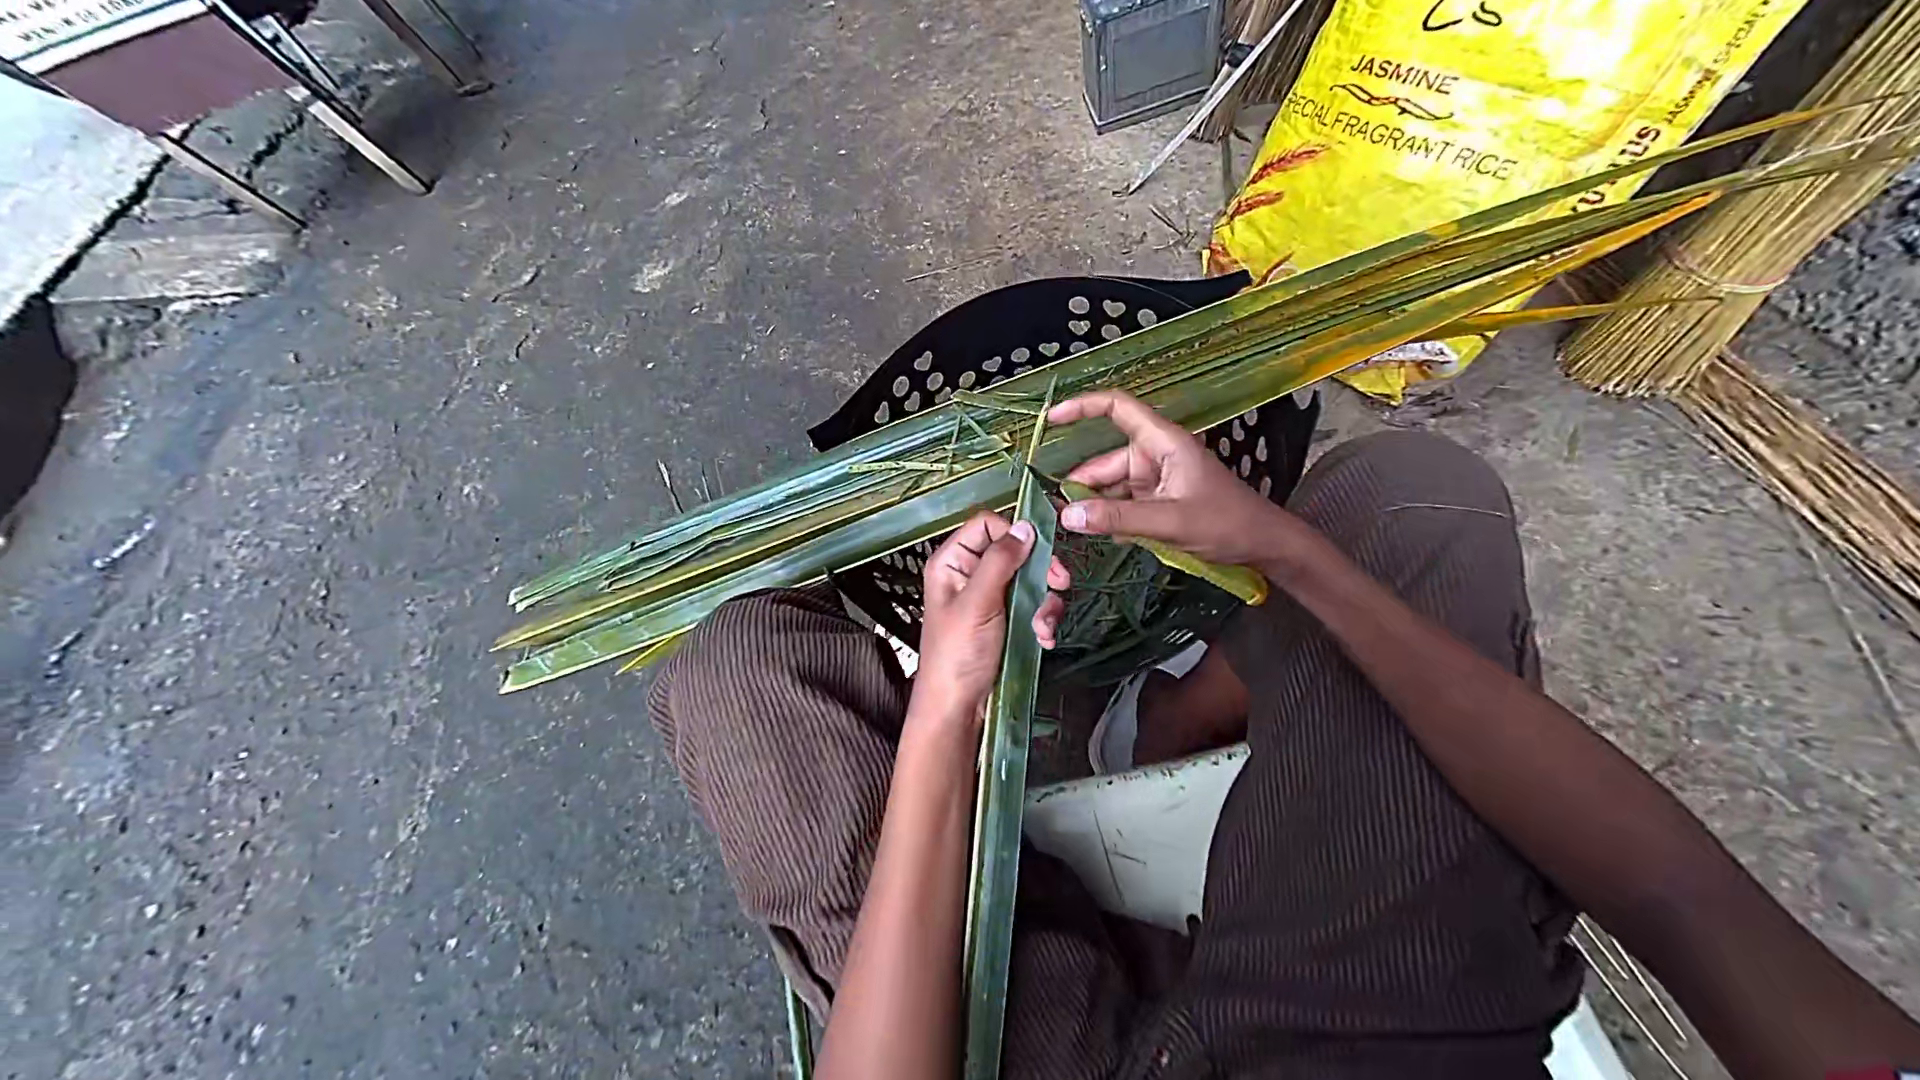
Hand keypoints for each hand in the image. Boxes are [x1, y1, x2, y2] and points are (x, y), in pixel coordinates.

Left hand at [911, 511, 1069, 729]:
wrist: (958, 707)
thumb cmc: (957, 654)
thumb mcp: (978, 602)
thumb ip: (1000, 561)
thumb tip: (1026, 527)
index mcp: (952, 562)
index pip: (986, 525)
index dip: (1014, 533)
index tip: (1039, 550)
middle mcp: (970, 575)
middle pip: (1015, 551)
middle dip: (1039, 570)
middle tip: (1059, 583)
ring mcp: (990, 598)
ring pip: (1029, 580)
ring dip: (1044, 602)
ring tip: (1043, 626)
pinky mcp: (1005, 619)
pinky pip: (1032, 605)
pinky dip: (1042, 620)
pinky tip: (1043, 638)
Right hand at [1046, 390, 1300, 568]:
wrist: (1263, 546)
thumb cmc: (1227, 523)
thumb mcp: (1170, 520)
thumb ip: (1118, 518)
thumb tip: (1068, 516)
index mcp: (1163, 443)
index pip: (1117, 409)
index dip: (1083, 407)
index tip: (1051, 419)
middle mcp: (1154, 456)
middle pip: (1104, 461)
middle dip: (1081, 484)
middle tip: (1055, 513)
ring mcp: (1154, 481)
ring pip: (1109, 487)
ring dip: (1093, 507)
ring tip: (1072, 529)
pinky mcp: (1155, 502)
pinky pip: (1121, 505)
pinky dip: (1109, 518)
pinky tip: (1102, 537)